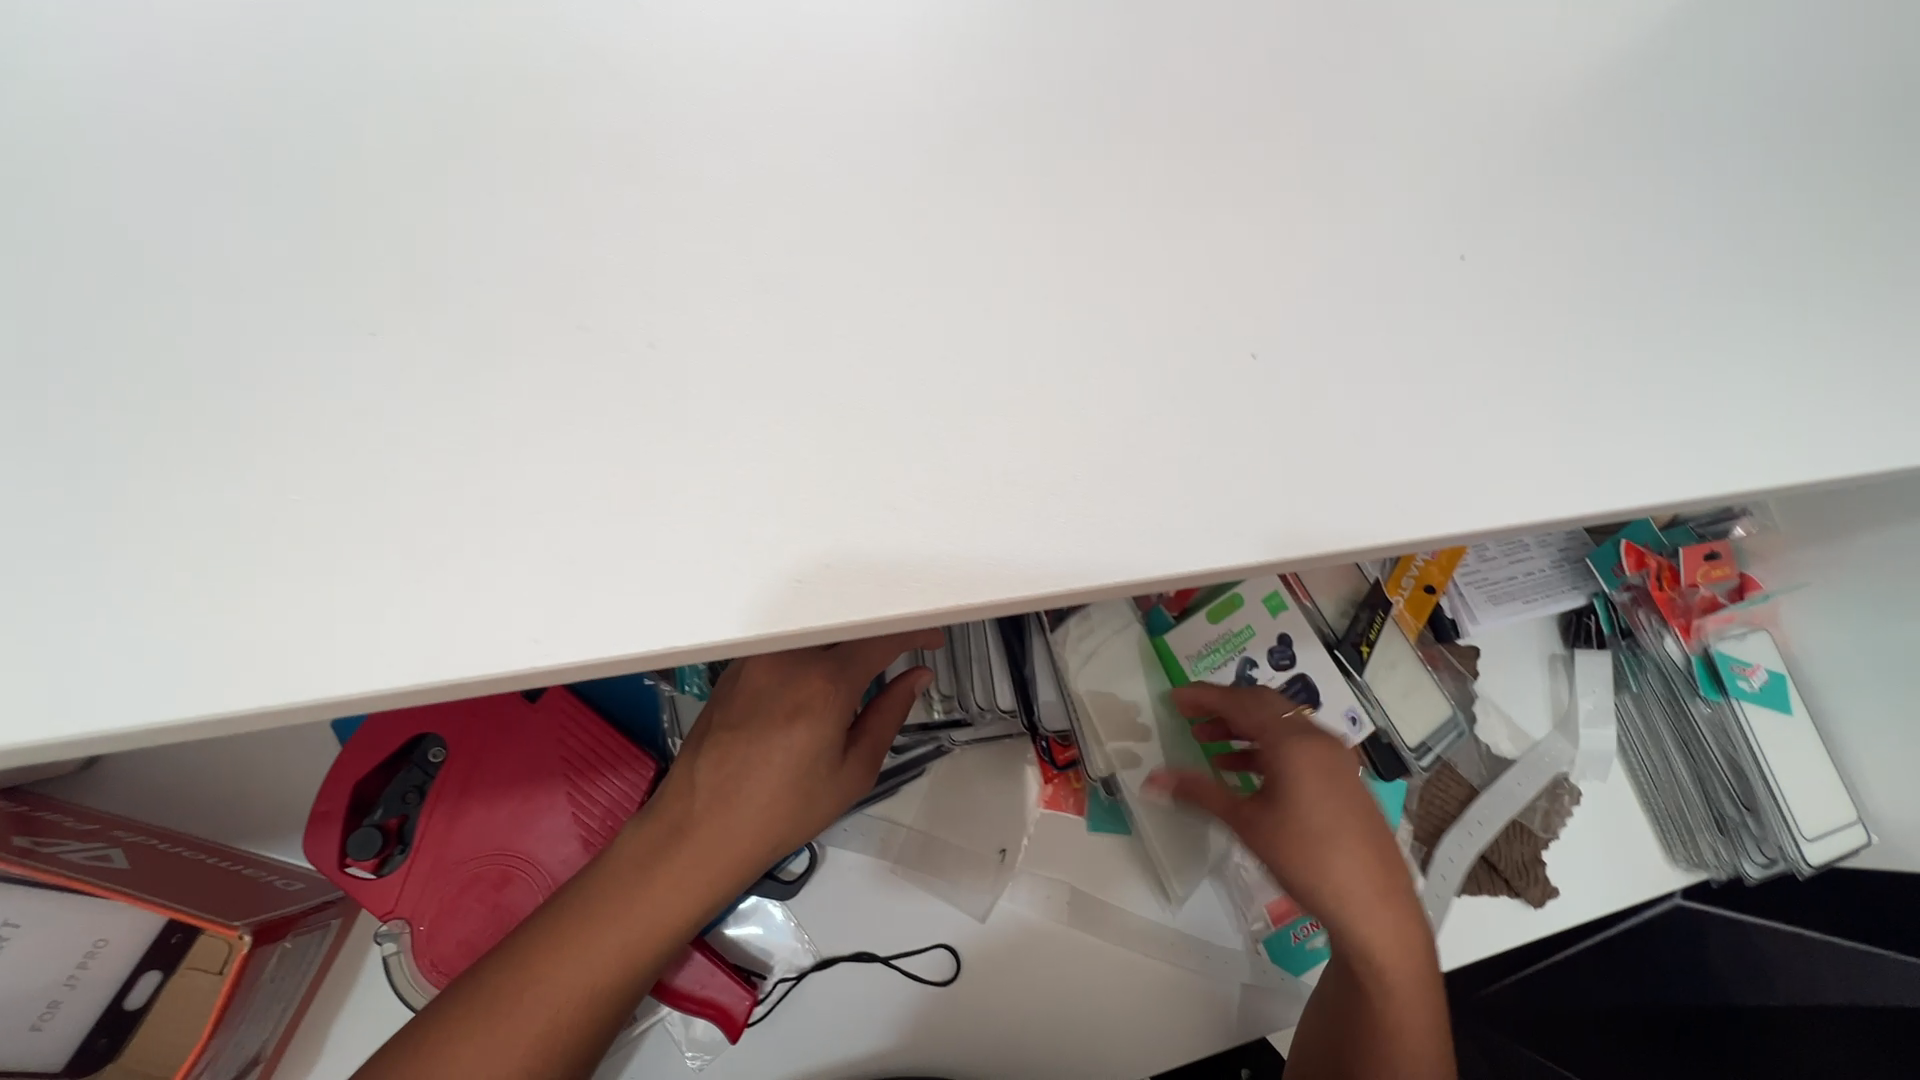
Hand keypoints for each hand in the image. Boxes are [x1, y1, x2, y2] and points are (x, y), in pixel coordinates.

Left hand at [643, 628, 944, 887]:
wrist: (701, 827)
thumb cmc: (783, 810)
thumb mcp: (853, 771)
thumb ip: (888, 714)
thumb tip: (916, 678)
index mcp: (825, 682)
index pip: (882, 637)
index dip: (914, 633)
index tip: (931, 640)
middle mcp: (788, 657)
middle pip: (846, 622)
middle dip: (879, 630)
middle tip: (900, 651)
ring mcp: (757, 658)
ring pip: (813, 629)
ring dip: (843, 639)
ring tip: (860, 668)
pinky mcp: (735, 668)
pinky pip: (785, 644)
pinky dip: (810, 651)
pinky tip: (816, 680)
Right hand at [1148, 683, 1420, 950]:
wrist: (1376, 905)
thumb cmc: (1306, 859)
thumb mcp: (1246, 824)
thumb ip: (1199, 793)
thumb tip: (1152, 779)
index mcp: (1292, 741)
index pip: (1240, 702)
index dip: (1204, 698)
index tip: (1175, 699)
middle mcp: (1316, 738)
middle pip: (1263, 705)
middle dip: (1224, 707)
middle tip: (1190, 717)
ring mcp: (1335, 756)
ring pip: (1281, 725)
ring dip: (1244, 728)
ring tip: (1208, 744)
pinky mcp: (1342, 776)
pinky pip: (1297, 744)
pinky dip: (1266, 747)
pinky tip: (1243, 771)